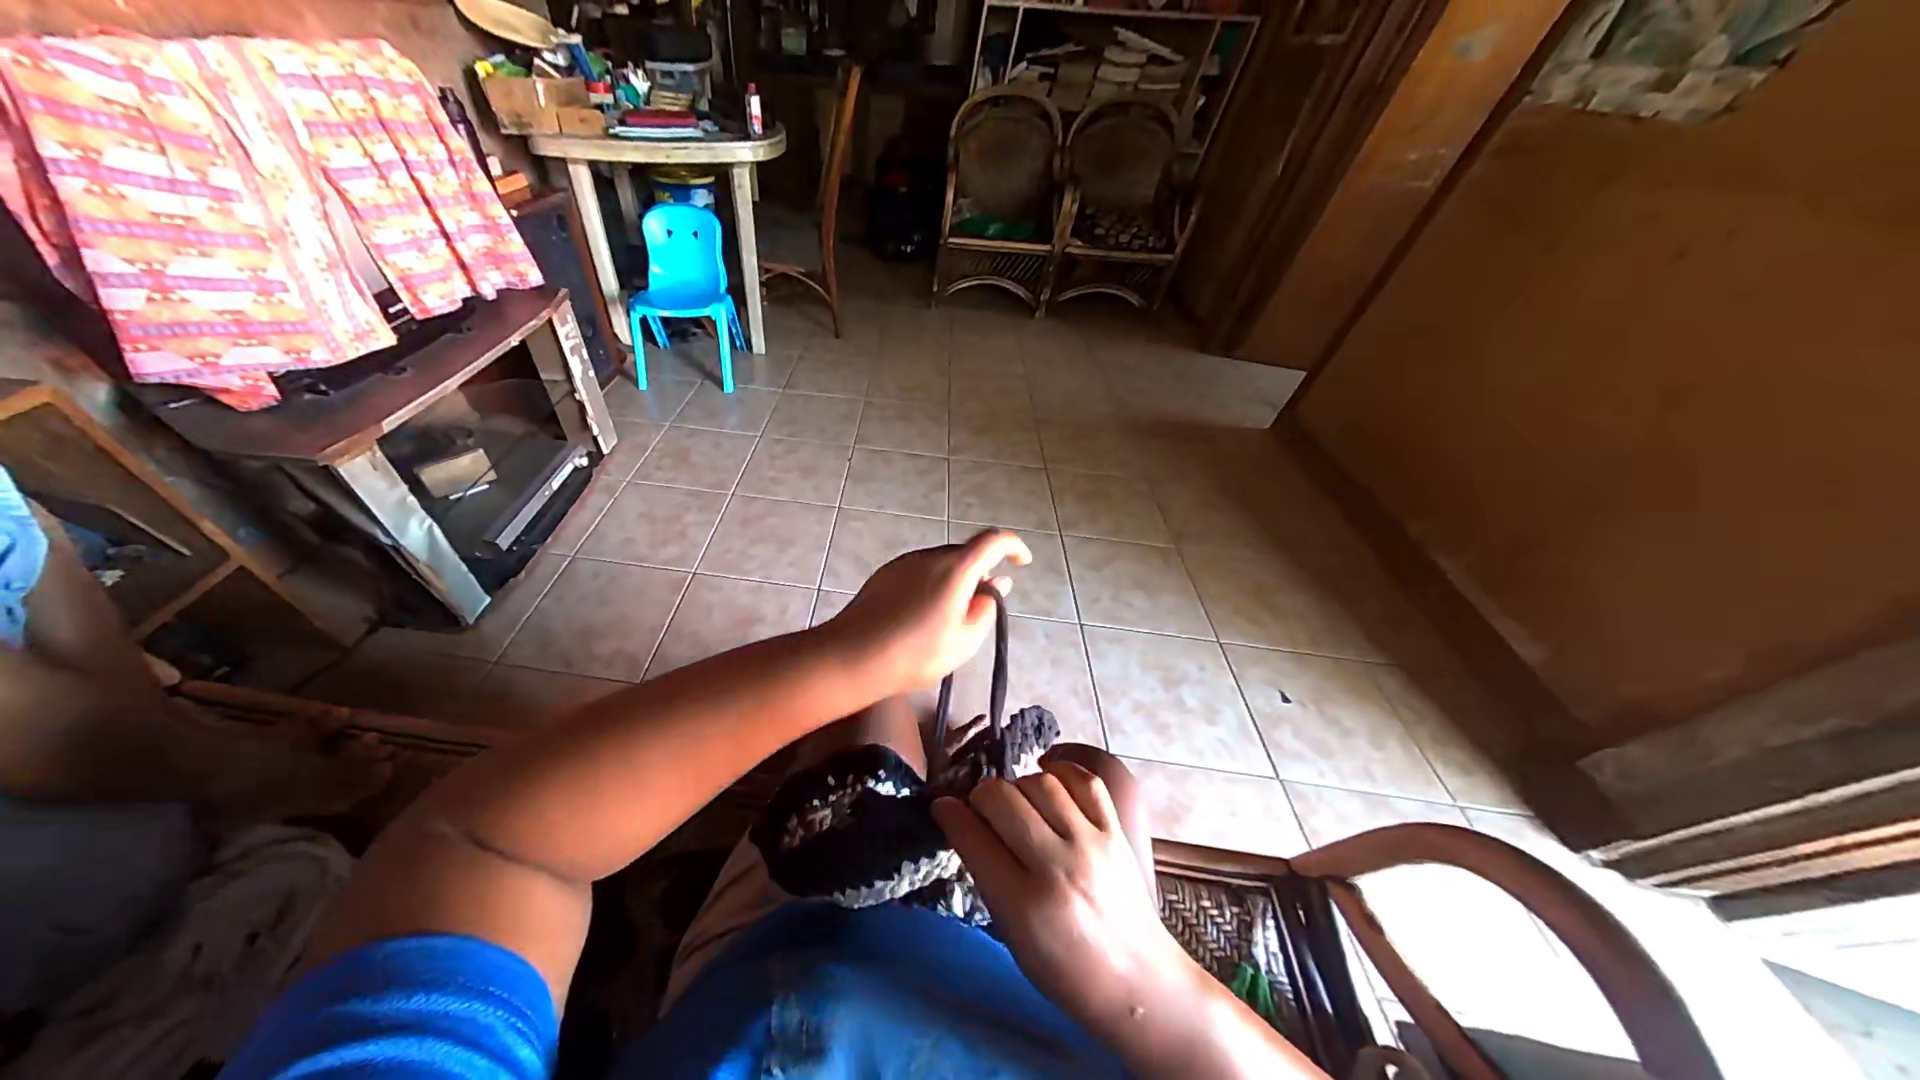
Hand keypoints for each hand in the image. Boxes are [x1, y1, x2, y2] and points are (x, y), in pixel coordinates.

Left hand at [826, 528, 1030, 697]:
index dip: (1013, 545)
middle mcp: (930, 556)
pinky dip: (933, 584)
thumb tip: (995, 587)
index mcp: (956, 568)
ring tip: (951, 617)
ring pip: (942, 563)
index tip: (1021, 561)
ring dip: (956, 580)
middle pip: (966, 553)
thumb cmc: (916, 654)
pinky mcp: (885, 574)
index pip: (993, 540)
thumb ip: (986, 609)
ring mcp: (904, 563)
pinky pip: (920, 571)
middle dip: (982, 571)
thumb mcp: (964, 641)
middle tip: (984, 604)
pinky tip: (923, 615)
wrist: (853, 656)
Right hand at [931, 762, 1191, 1036]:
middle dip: (980, 797)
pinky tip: (1048, 779)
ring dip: (1017, 786)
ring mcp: (1091, 843)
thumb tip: (961, 819)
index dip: (949, 814)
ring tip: (1016, 802)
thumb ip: (986, 874)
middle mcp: (1057, 867)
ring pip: (1038, 782)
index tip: (943, 807)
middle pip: (1001, 799)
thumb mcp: (1011, 933)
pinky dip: (1060, 771)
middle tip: (980, 809)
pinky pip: (1084, 780)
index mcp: (1024, 905)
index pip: (973, 837)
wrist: (1136, 979)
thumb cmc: (1064, 967)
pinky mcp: (1116, 831)